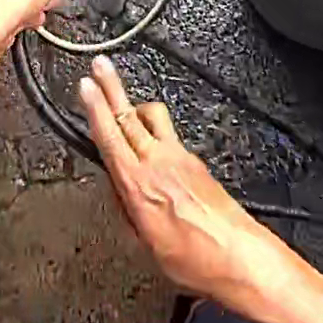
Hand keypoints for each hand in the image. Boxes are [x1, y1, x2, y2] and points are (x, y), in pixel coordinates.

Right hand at [79, 56, 310, 320]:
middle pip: (129, 114)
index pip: (111, 136)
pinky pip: (169, 135)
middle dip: (112, 86)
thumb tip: (119, 191)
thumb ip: (128, 210)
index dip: (96, 107)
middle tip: (100, 64)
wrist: (237, 254)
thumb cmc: (194, 258)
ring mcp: (179, 156)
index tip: (86, 85)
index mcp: (139, 185)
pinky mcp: (194, 159)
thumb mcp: (145, 245)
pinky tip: (151, 140)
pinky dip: (154, 130)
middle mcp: (159, 162)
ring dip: (135, 105)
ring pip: (153, 117)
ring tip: (122, 102)